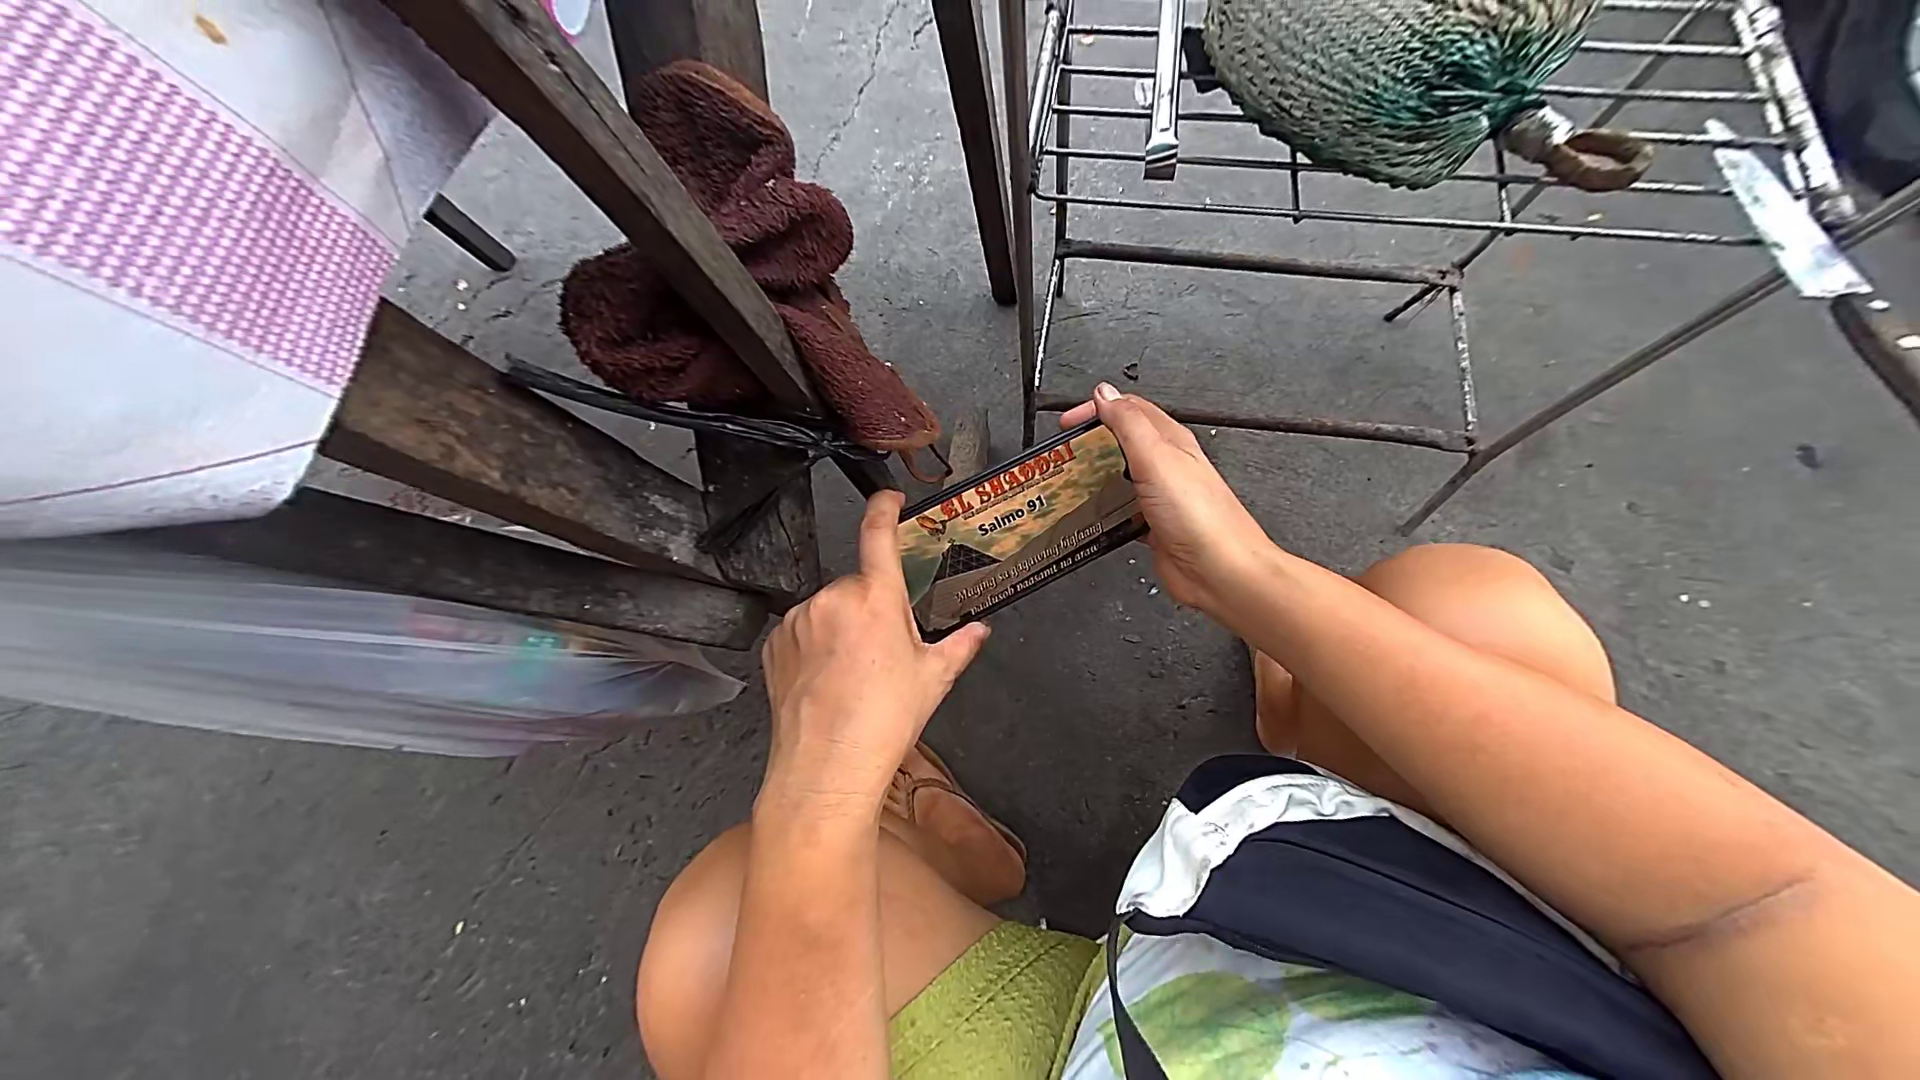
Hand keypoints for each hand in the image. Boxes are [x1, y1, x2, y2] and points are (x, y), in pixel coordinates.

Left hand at [758, 490, 991, 817]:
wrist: (827, 766)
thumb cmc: (882, 721)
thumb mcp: (933, 678)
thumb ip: (960, 645)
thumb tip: (979, 632)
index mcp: (875, 598)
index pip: (878, 535)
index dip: (884, 509)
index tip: (887, 498)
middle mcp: (832, 599)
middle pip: (857, 585)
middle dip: (870, 607)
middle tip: (881, 651)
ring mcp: (799, 619)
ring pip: (827, 608)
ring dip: (840, 626)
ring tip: (851, 673)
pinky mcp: (775, 642)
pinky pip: (802, 629)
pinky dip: (813, 643)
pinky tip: (826, 678)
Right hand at [1060, 383, 1273, 617]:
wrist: (1220, 571)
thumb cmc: (1201, 517)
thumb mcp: (1158, 457)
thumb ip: (1129, 423)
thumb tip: (1105, 395)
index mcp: (1170, 441)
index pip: (1129, 409)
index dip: (1096, 408)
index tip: (1068, 422)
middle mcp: (1166, 465)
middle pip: (1122, 440)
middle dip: (1090, 440)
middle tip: (1065, 450)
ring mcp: (1159, 496)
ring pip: (1120, 474)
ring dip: (1094, 473)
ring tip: (1071, 478)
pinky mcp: (1152, 525)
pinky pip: (1122, 509)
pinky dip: (1104, 507)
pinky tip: (1093, 513)